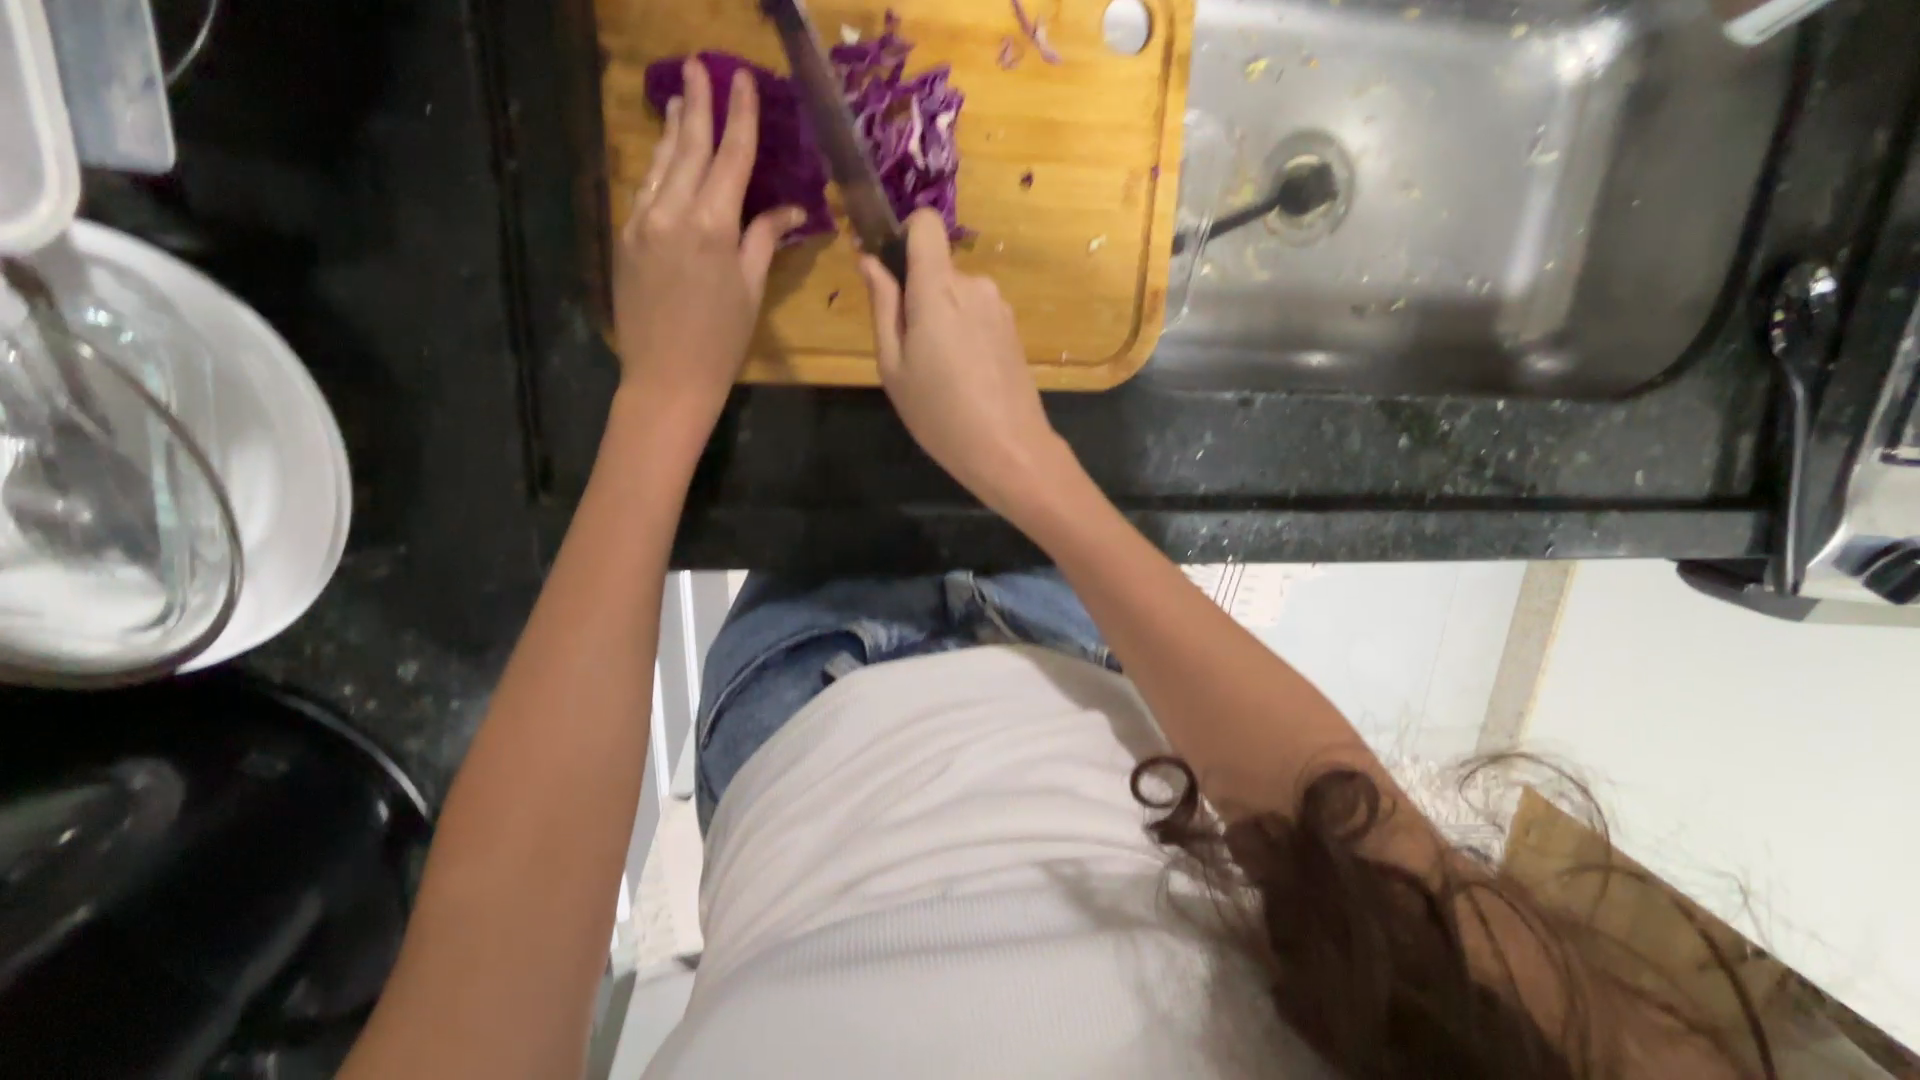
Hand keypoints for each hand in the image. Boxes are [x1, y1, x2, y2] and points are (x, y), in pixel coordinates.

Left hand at [614, 59, 805, 415]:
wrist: (665, 378)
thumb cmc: (721, 341)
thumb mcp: (750, 288)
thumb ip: (763, 239)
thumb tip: (788, 209)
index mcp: (712, 225)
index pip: (731, 157)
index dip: (741, 117)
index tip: (744, 81)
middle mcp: (672, 212)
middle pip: (689, 147)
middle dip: (699, 106)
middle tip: (702, 69)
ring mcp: (641, 222)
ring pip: (661, 165)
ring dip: (673, 131)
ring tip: (681, 102)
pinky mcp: (624, 237)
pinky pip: (645, 191)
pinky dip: (659, 169)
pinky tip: (665, 159)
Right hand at [860, 210, 1072, 516]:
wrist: (1009, 449)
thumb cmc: (939, 413)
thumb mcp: (894, 366)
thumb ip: (883, 306)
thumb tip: (869, 261)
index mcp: (938, 288)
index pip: (925, 223)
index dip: (903, 235)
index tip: (889, 270)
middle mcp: (973, 284)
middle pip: (937, 266)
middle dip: (918, 294)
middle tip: (909, 349)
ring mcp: (998, 305)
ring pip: (957, 293)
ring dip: (942, 317)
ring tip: (938, 370)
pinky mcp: (1012, 327)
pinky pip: (976, 313)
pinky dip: (963, 332)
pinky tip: (963, 375)